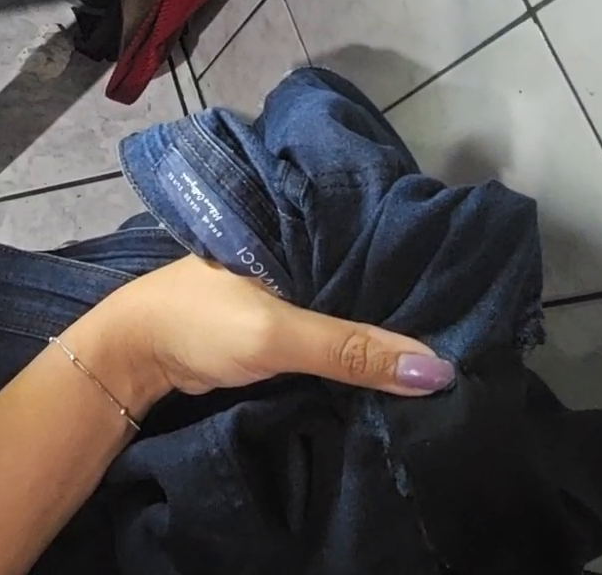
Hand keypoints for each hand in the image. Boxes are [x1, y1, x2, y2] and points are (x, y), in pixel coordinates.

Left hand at [61, 257, 455, 415]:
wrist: (136, 356)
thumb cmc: (201, 322)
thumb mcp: (276, 334)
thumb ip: (349, 349)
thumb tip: (440, 370)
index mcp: (291, 231)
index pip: (365, 237)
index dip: (409, 257)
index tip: (464, 280)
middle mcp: (291, 251)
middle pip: (357, 275)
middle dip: (398, 297)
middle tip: (465, 319)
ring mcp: (281, 288)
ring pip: (342, 304)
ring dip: (375, 326)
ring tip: (441, 339)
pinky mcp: (273, 321)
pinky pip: (324, 330)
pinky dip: (350, 345)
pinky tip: (387, 359)